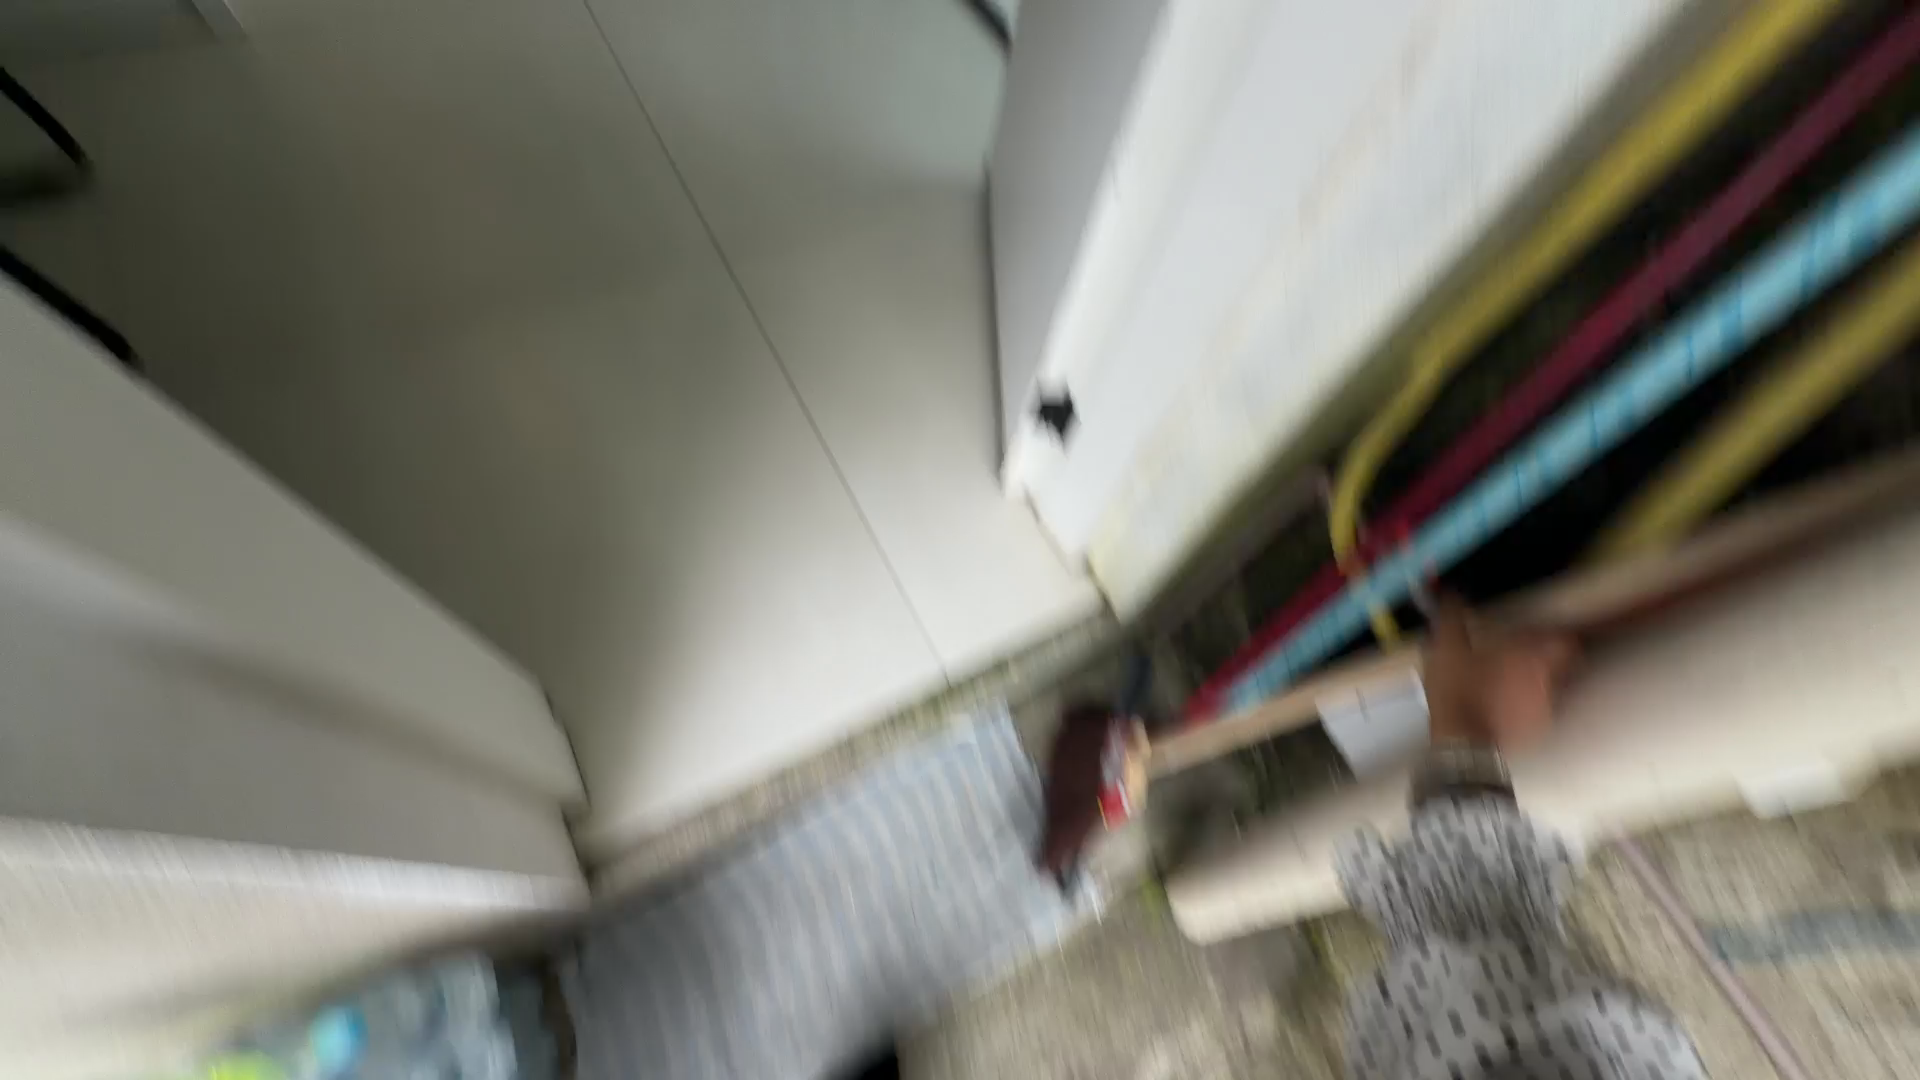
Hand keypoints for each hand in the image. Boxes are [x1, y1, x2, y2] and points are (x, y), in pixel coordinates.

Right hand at [1422, 601, 1580, 751]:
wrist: (1463, 740)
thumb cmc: (1457, 687)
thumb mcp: (1446, 648)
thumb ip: (1452, 620)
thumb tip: (1452, 594)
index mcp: (1529, 653)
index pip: (1563, 640)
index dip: (1554, 634)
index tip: (1539, 632)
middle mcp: (1547, 677)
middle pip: (1560, 663)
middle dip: (1543, 658)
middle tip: (1519, 655)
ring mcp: (1545, 705)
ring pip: (1548, 686)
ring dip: (1532, 682)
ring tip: (1507, 682)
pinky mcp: (1536, 728)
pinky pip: (1536, 709)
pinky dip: (1524, 704)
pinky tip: (1502, 706)